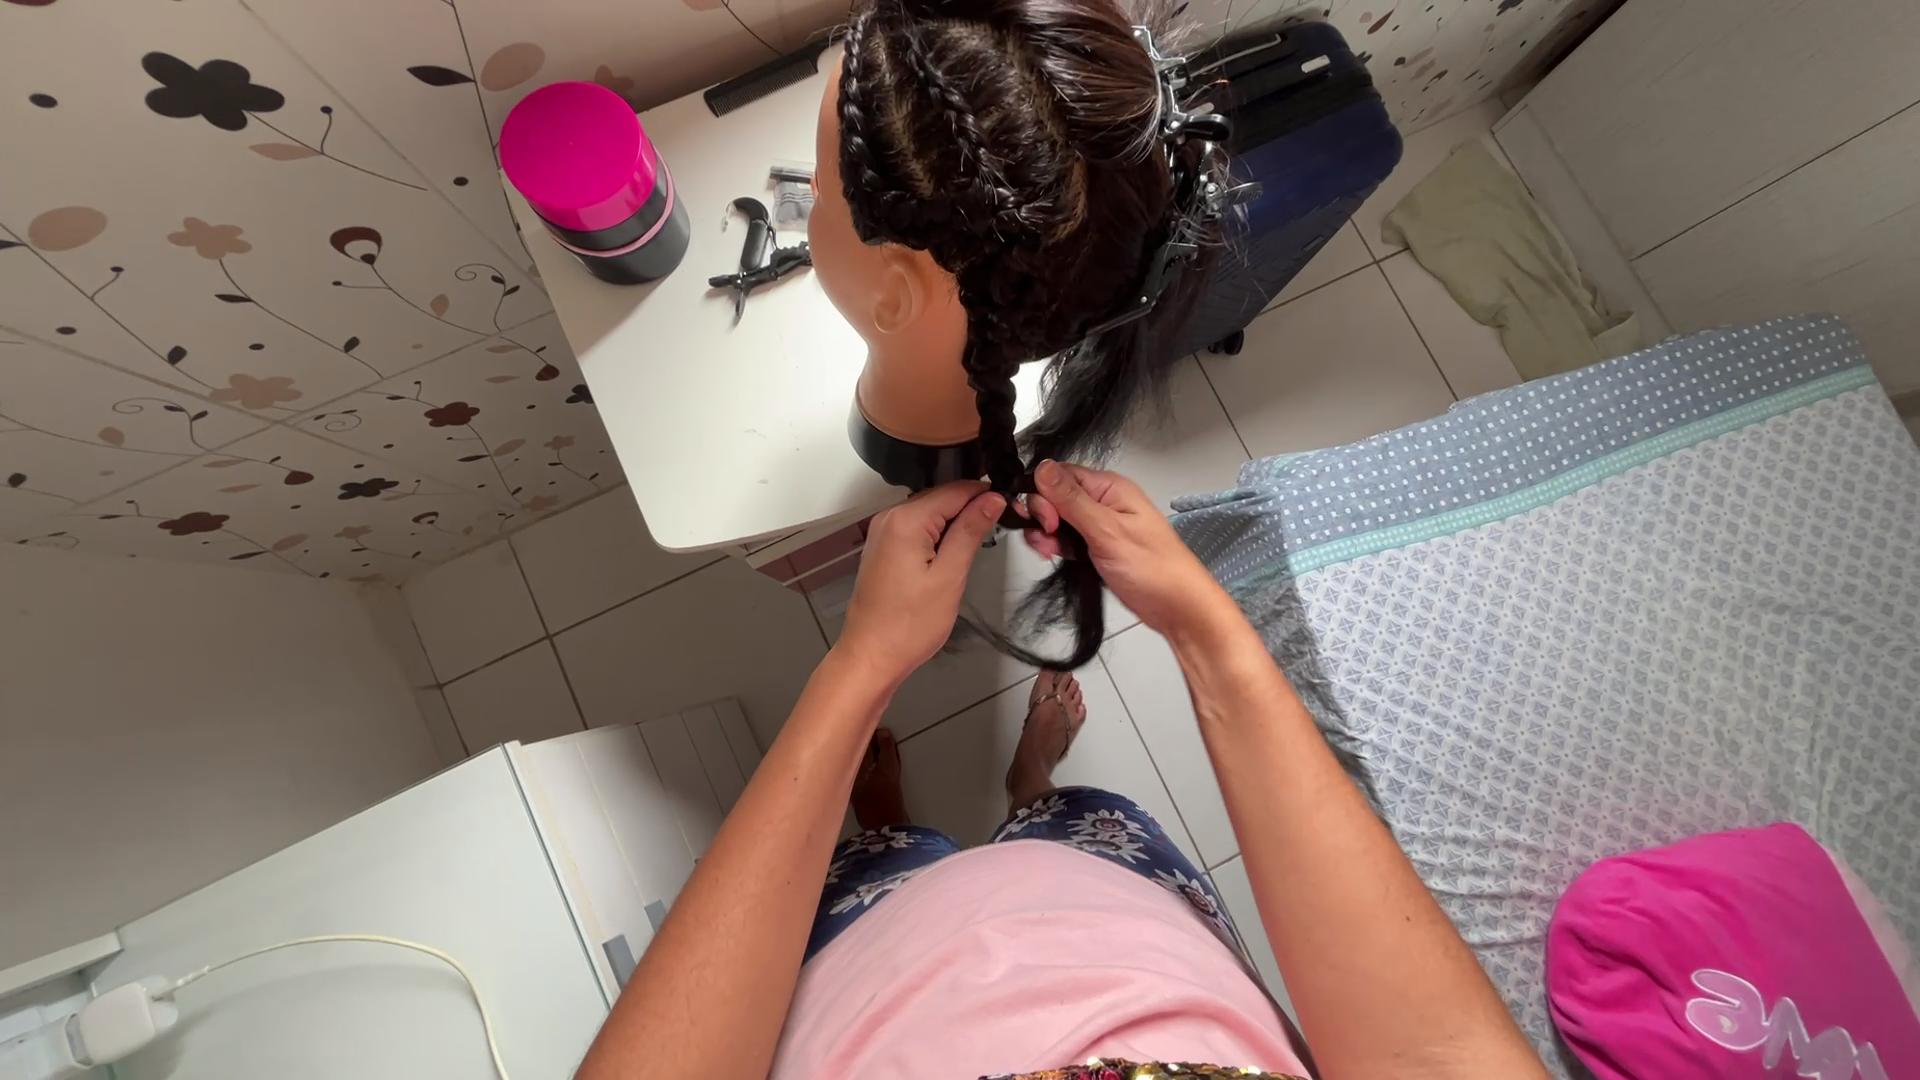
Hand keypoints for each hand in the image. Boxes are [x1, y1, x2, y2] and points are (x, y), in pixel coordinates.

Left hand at [837, 480, 1004, 686]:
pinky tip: (950, 555)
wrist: (871, 656)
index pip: (955, 490)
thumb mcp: (950, 575)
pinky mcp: (883, 547)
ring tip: (977, 545)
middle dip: (970, 507)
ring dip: (955, 522)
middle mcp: (889, 517)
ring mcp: (883, 532)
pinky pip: (916, 527)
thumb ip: (971, 531)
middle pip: (941, 497)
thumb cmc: (910, 624)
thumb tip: (992, 498)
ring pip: (929, 512)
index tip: (1011, 507)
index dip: (985, 495)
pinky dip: (937, 534)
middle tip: (998, 528)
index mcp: (906, 519)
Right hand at [1022, 461, 1231, 638]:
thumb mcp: (1107, 529)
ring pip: (1056, 519)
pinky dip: (1055, 546)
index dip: (1043, 493)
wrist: (1176, 607)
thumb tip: (1043, 467)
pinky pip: (1066, 539)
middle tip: (1050, 537)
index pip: (1060, 475)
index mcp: (1108, 488)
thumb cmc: (1153, 567)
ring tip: (1051, 552)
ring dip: (1045, 534)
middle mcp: (1102, 501)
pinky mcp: (1095, 547)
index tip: (1046, 519)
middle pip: (1054, 496)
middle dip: (1042, 516)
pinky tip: (1055, 556)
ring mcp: (1098, 525)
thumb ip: (1071, 500)